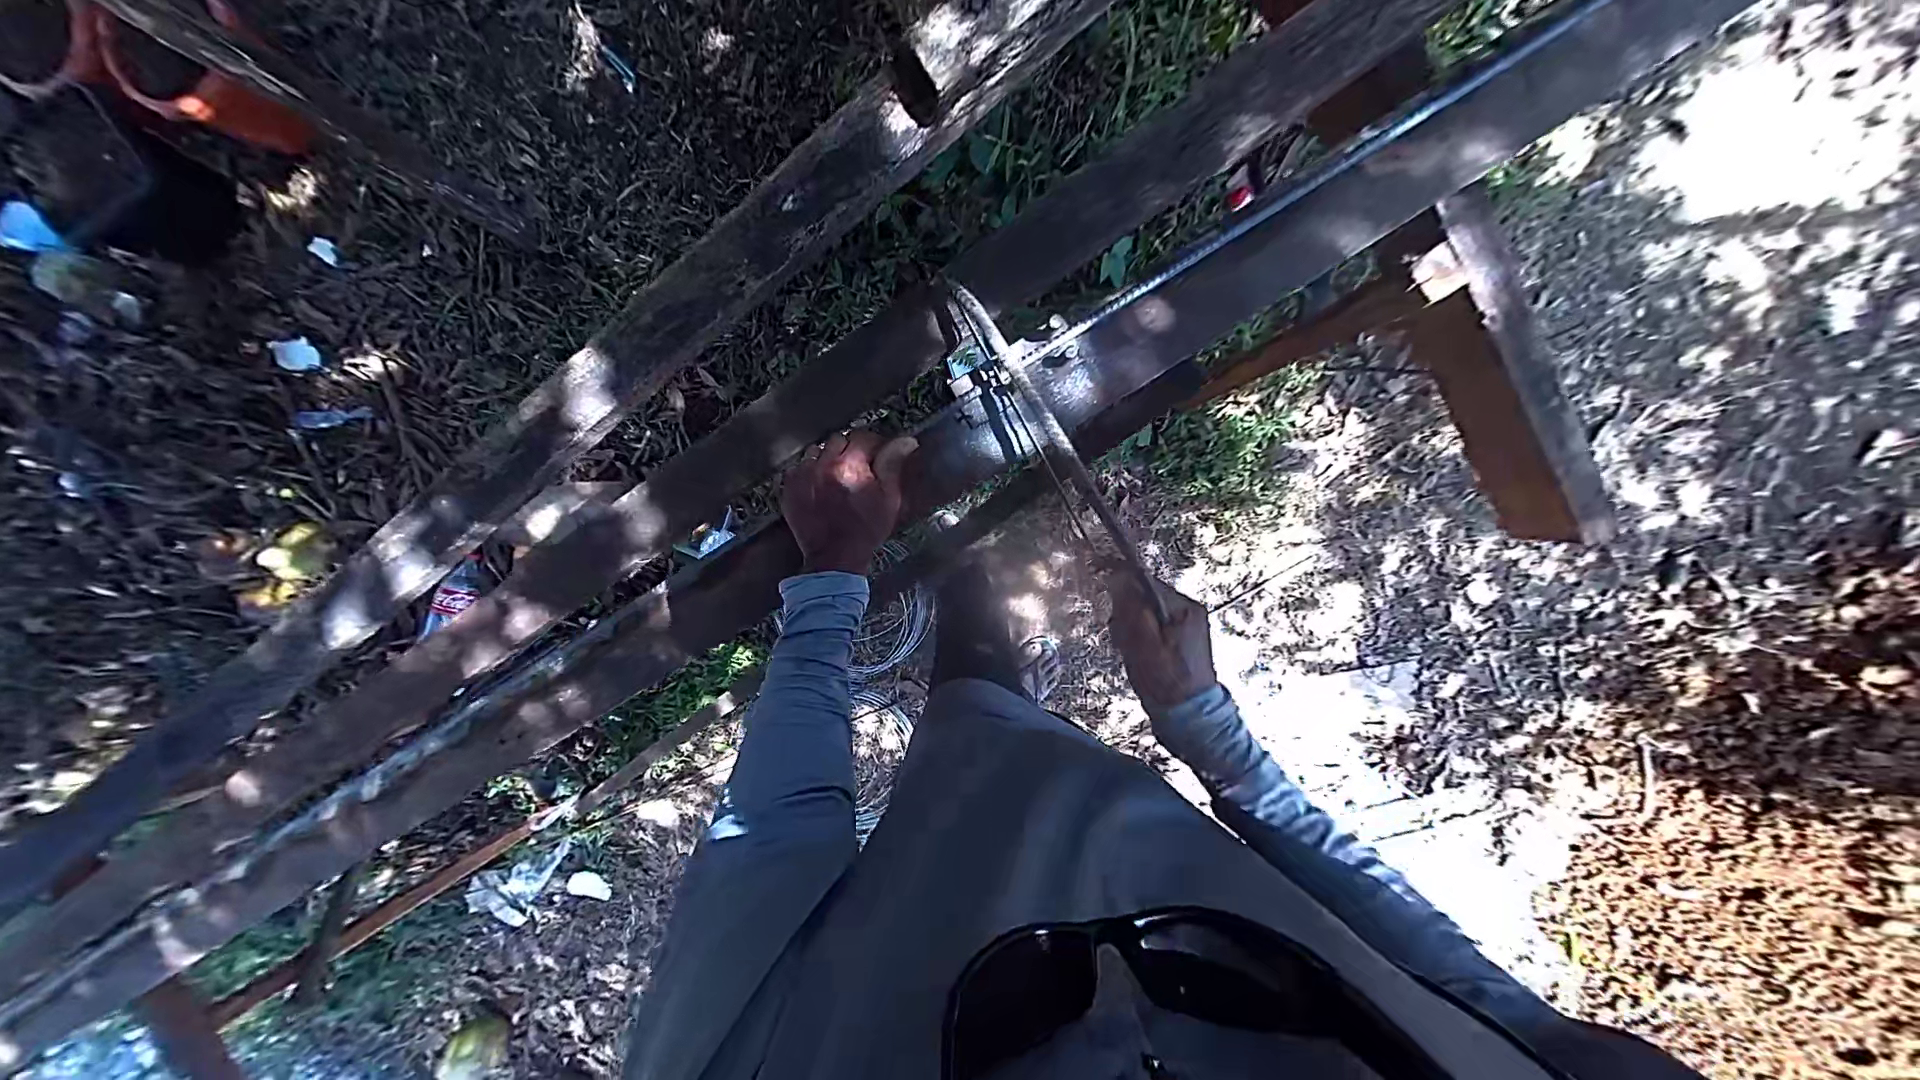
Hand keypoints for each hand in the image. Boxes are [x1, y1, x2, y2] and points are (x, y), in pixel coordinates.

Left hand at [780, 431, 917, 574]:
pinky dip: (810, 471)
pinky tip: (820, 486)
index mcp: (851, 464)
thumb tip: (905, 442)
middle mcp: (824, 464)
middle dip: (850, 450)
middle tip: (858, 468)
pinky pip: (800, 466)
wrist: (834, 557)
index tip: (877, 455)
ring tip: (837, 477)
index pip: (864, 436)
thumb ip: (893, 465)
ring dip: (828, 458)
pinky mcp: (790, 487)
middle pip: (839, 440)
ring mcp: (804, 475)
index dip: (874, 445)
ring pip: (817, 450)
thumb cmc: (864, 530)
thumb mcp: (889, 499)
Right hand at [1107, 572, 1215, 712]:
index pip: (1145, 580)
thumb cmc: (1169, 681)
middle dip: (1125, 613)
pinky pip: (1148, 626)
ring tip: (1132, 651)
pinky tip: (1138, 654)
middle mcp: (1186, 611)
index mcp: (1183, 608)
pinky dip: (1137, 637)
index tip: (1097, 568)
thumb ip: (1132, 609)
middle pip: (1142, 596)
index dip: (1120, 577)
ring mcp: (1182, 625)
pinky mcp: (1175, 638)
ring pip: (1142, 612)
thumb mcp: (1145, 643)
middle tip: (1124, 637)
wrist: (1189, 715)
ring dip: (1130, 627)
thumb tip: (1118, 578)